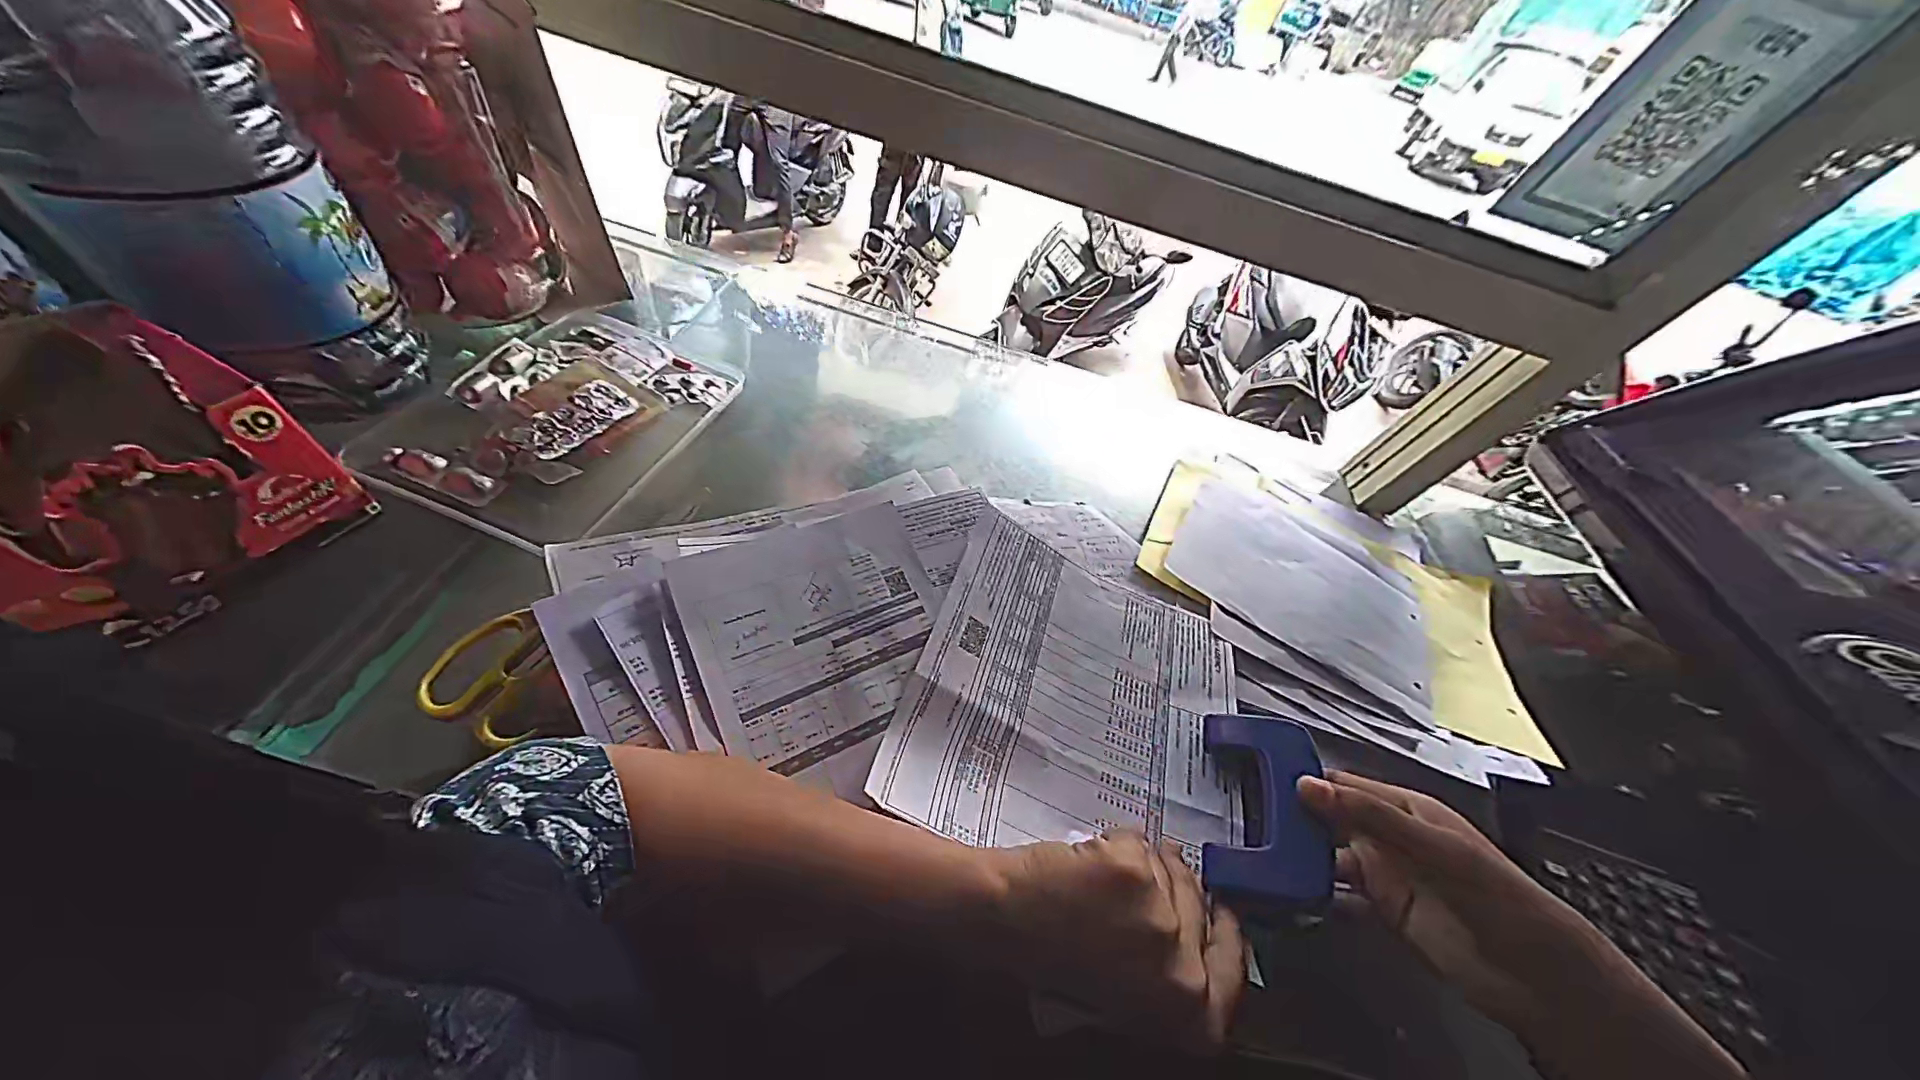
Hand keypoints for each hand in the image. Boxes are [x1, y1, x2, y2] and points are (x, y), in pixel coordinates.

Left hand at [984, 830, 1244, 1052]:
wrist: (1005, 921)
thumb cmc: (1056, 958)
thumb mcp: (1132, 985)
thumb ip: (1176, 960)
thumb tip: (1206, 907)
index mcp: (1188, 1012)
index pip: (1234, 970)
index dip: (1228, 936)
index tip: (1224, 910)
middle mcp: (1182, 970)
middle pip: (1201, 904)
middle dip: (1175, 884)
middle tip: (1145, 880)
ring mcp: (1158, 917)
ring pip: (1168, 865)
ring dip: (1141, 861)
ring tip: (1101, 877)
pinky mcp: (1131, 872)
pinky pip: (1136, 840)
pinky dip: (1112, 841)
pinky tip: (1087, 859)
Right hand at [1297, 771, 1744, 1079]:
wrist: (1538, 979)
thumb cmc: (1503, 899)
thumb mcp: (1434, 846)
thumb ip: (1370, 817)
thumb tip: (1312, 787)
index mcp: (1404, 809)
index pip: (1343, 786)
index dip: (1307, 780)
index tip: (1268, 779)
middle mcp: (1389, 838)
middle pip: (1329, 819)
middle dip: (1295, 817)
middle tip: (1258, 818)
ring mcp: (1384, 874)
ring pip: (1327, 855)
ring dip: (1300, 855)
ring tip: (1267, 854)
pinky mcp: (1380, 910)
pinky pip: (1335, 894)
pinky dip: (1313, 891)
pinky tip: (1293, 890)